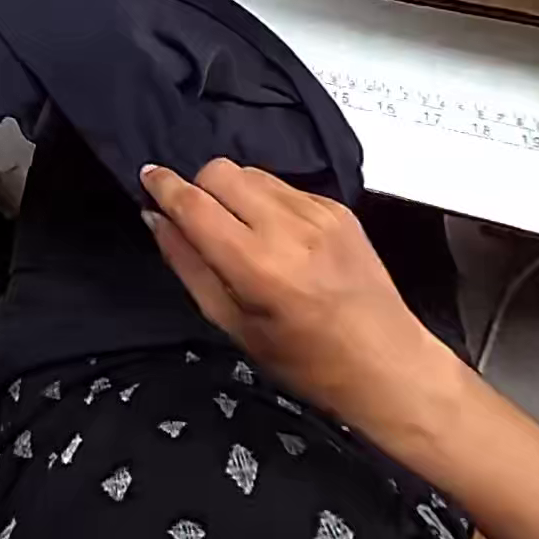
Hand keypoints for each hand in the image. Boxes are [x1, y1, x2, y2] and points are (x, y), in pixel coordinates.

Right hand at [140, 160, 456, 431]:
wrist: (391, 366)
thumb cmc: (303, 360)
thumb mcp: (231, 324)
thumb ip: (186, 264)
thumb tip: (154, 217)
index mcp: (257, 266)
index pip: (194, 204)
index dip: (164, 185)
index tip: (147, 175)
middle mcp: (288, 228)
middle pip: (220, 171)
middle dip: (200, 187)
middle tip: (200, 217)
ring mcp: (318, 212)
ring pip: (250, 171)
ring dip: (232, 191)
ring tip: (242, 228)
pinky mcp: (338, 206)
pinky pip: (281, 184)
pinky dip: (265, 200)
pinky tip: (279, 234)